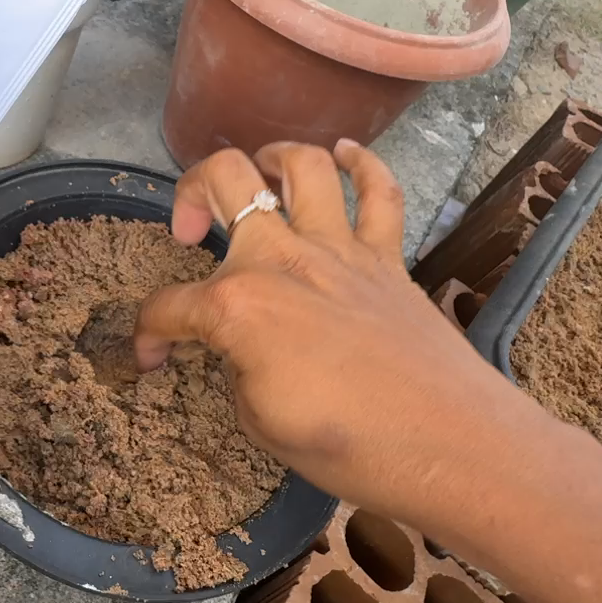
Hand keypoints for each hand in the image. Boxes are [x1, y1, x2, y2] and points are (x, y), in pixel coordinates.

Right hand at [135, 140, 551, 527]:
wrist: (453, 449)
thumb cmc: (348, 447)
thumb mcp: (258, 419)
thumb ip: (235, 365)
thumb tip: (237, 345)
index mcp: (237, 305)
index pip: (169, 307)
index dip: (148, 332)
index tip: (151, 356)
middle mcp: (281, 257)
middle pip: (225, 180)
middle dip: (190, 193)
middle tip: (191, 231)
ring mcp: (338, 248)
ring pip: (302, 166)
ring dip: (271, 156)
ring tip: (259, 172)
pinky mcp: (386, 256)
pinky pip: (380, 193)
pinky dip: (363, 164)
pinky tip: (346, 154)